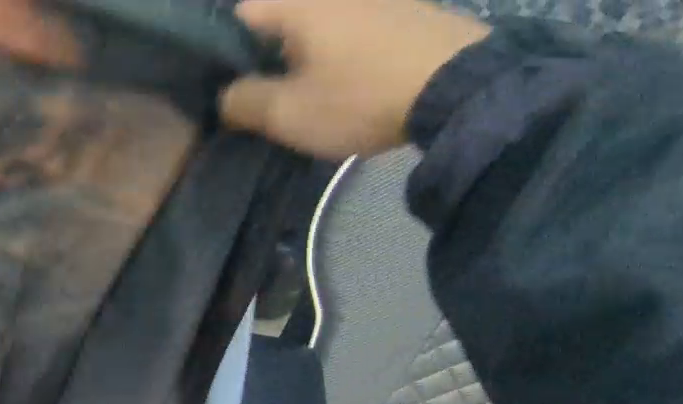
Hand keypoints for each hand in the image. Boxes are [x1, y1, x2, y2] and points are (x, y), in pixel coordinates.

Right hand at [220, 0, 490, 158]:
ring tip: (304, 95)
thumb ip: (245, 102)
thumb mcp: (289, 113)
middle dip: (267, 56)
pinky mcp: (407, 12)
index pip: (244, 14)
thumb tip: (226, 95)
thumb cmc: (358, 98)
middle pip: (284, 20)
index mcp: (301, 6)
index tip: (226, 87)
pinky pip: (354, 30)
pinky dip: (339, 53)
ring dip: (305, 57)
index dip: (226, 52)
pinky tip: (345, 83)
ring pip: (320, 26)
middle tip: (263, 98)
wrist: (457, 87)